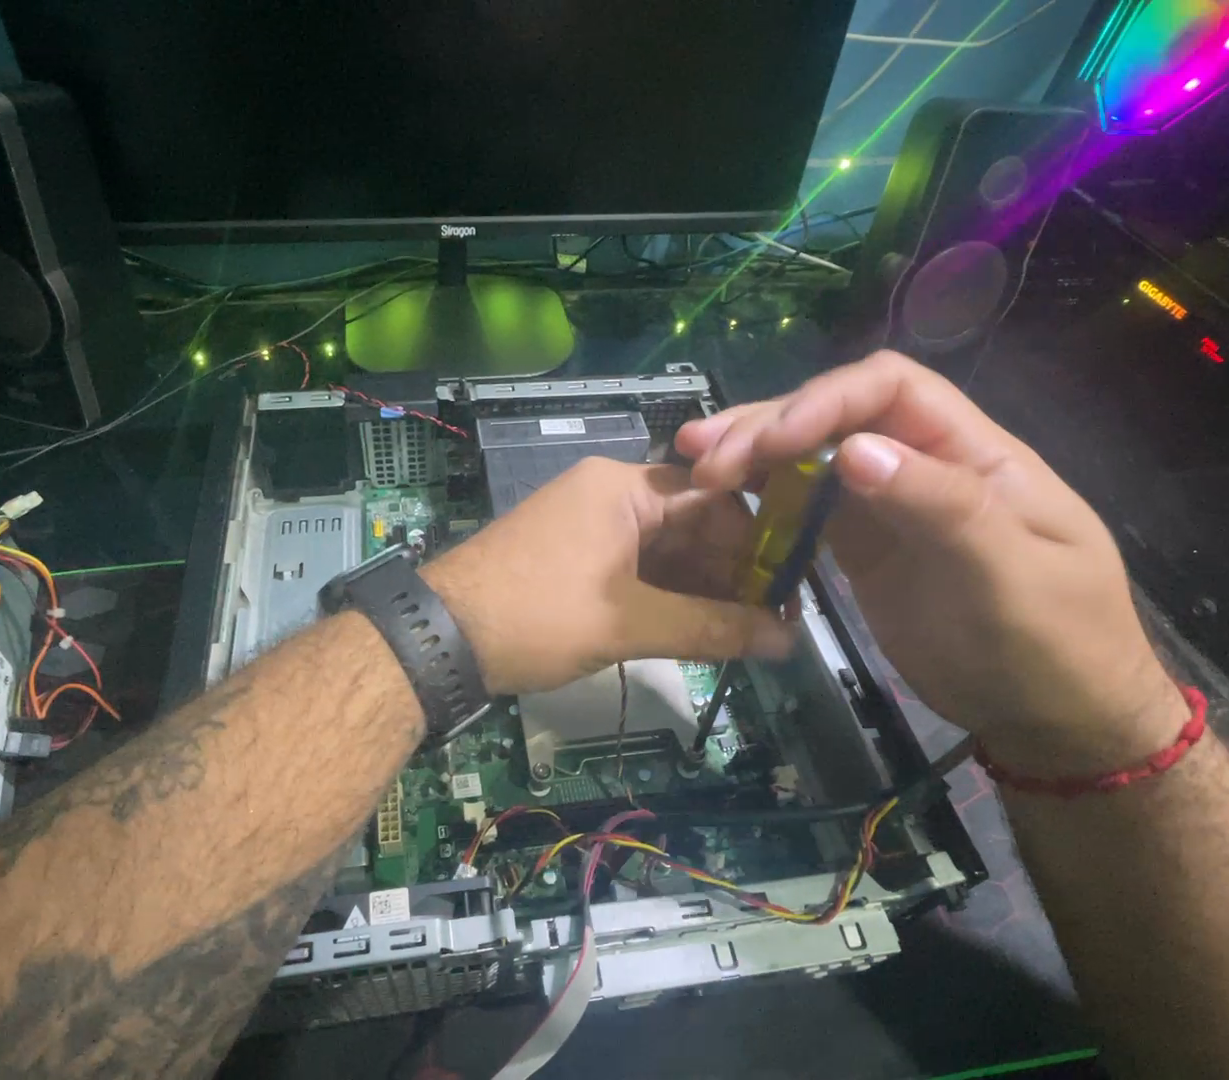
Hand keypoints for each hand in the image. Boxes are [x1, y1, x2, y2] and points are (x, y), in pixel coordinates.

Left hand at [423, 458, 793, 695]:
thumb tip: (788, 642)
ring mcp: (586, 523)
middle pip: (689, 524)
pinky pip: (634, 565)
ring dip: (700, 589)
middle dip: (729, 573)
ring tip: (739, 636)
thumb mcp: (630, 624)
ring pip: (663, 549)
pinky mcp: (572, 554)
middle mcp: (606, 492)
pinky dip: (664, 595)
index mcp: (622, 486)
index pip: (713, 497)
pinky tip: (693, 630)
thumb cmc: (539, 617)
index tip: (786, 590)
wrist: (440, 637)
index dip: (755, 543)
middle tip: (767, 625)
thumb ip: (712, 628)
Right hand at [675, 351, 1187, 777]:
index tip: (771, 442)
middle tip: (703, 461)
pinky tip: (724, 505)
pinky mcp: (860, 544)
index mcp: (973, 450)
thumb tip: (853, 450)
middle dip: (768, 428)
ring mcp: (886, 504)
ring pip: (810, 457)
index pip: (890, 389)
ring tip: (696, 469)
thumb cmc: (1051, 646)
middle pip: (837, 416)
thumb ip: (941, 504)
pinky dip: (762, 500)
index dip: (824, 401)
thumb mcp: (1011, 575)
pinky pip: (804, 506)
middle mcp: (922, 462)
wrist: (1050, 718)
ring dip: (753, 456)